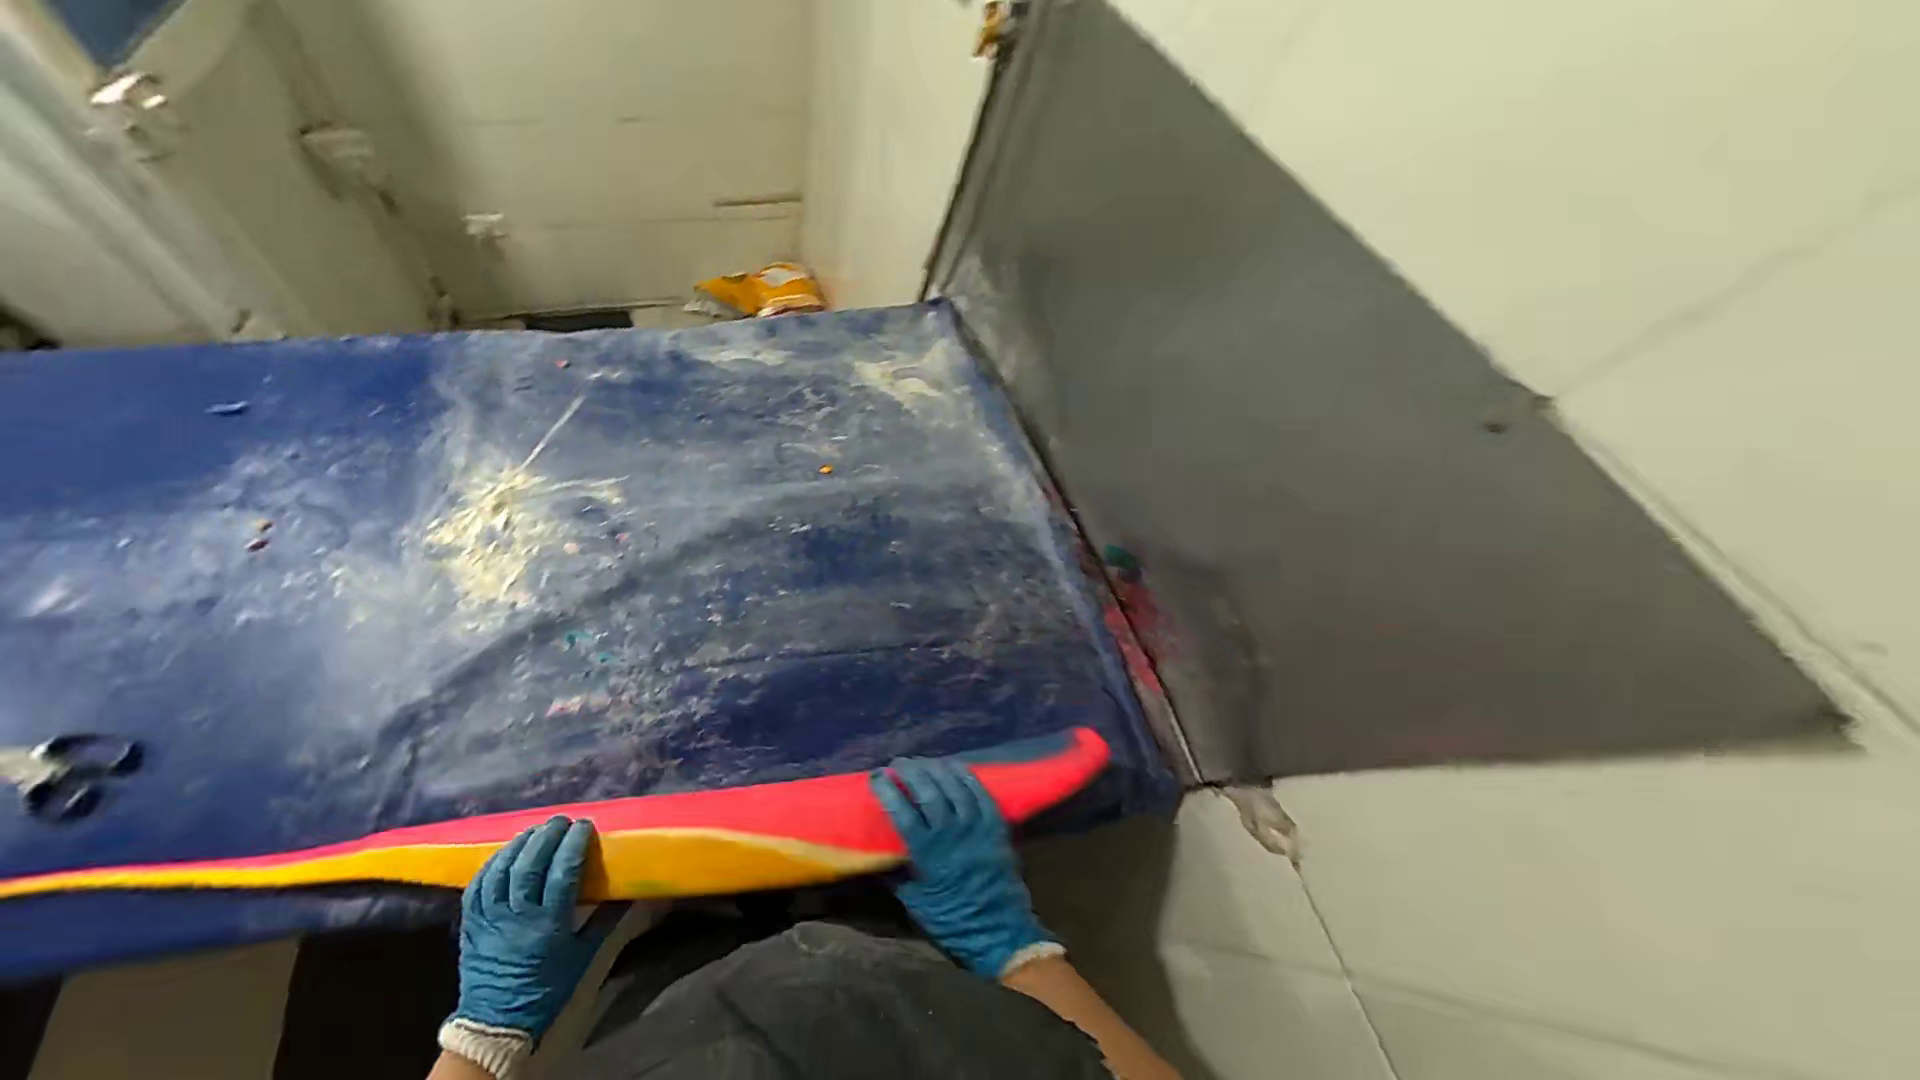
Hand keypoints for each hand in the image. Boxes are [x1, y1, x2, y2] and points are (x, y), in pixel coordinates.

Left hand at [452, 816, 622, 1040]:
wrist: (496, 1021)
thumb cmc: (548, 987)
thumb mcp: (585, 955)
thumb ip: (606, 918)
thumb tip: (631, 890)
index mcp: (549, 923)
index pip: (562, 871)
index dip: (574, 843)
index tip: (585, 825)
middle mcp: (517, 916)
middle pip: (530, 864)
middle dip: (547, 836)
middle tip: (563, 820)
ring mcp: (490, 918)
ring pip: (502, 869)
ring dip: (521, 844)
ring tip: (537, 830)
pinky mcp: (471, 923)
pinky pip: (478, 884)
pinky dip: (493, 862)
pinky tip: (506, 851)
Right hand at [870, 757, 1059, 977]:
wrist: (999, 930)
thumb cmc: (952, 920)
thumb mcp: (915, 903)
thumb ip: (895, 876)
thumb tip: (875, 857)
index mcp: (927, 852)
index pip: (901, 811)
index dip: (887, 790)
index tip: (875, 776)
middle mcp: (951, 831)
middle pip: (927, 789)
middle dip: (909, 771)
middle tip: (897, 763)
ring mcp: (976, 824)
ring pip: (953, 784)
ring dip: (935, 768)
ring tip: (922, 762)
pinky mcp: (995, 822)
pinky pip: (979, 790)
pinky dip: (964, 774)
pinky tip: (954, 766)